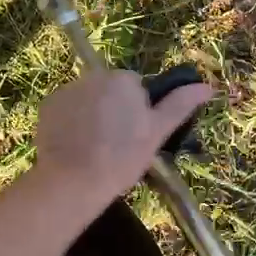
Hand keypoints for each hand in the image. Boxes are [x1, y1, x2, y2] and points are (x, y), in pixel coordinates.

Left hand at [32, 68, 214, 205]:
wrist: (75, 179)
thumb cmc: (123, 157)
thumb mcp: (157, 132)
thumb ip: (180, 105)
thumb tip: (207, 86)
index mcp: (123, 78)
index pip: (135, 87)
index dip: (137, 112)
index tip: (134, 135)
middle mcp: (93, 75)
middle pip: (110, 90)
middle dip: (114, 109)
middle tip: (115, 143)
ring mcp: (68, 88)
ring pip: (88, 99)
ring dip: (92, 114)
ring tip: (94, 147)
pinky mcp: (49, 104)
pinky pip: (66, 108)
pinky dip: (70, 121)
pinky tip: (74, 144)